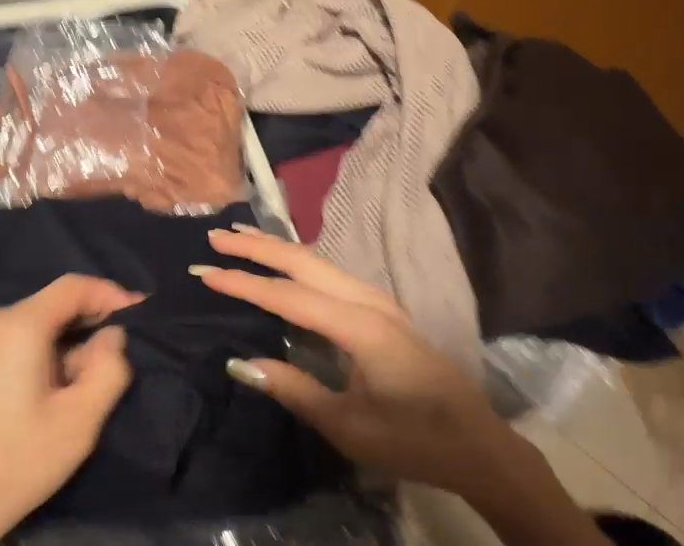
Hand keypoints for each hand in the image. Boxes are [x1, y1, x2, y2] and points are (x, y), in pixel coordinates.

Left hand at [0, 274, 140, 545]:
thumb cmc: (18, 459)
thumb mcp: (79, 420)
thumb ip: (108, 368)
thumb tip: (114, 336)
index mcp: (18, 324)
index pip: (73, 286)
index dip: (111, 294)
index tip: (142, 315)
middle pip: (55, 304)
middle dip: (92, 324)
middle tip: (119, 359)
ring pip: (40, 323)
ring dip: (70, 343)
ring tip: (89, 383)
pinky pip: (21, 339)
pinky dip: (47, 352)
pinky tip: (58, 389)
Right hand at [193, 226, 513, 496]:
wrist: (479, 446)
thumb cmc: (414, 441)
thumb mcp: (348, 427)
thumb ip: (293, 390)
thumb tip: (240, 362)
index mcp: (361, 328)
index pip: (289, 297)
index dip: (244, 283)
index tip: (204, 271)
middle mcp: (370, 302)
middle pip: (304, 261)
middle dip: (257, 247)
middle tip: (215, 237)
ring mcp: (380, 302)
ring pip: (319, 261)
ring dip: (277, 249)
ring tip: (240, 238)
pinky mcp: (383, 310)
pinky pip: (331, 273)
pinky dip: (299, 262)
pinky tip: (283, 264)